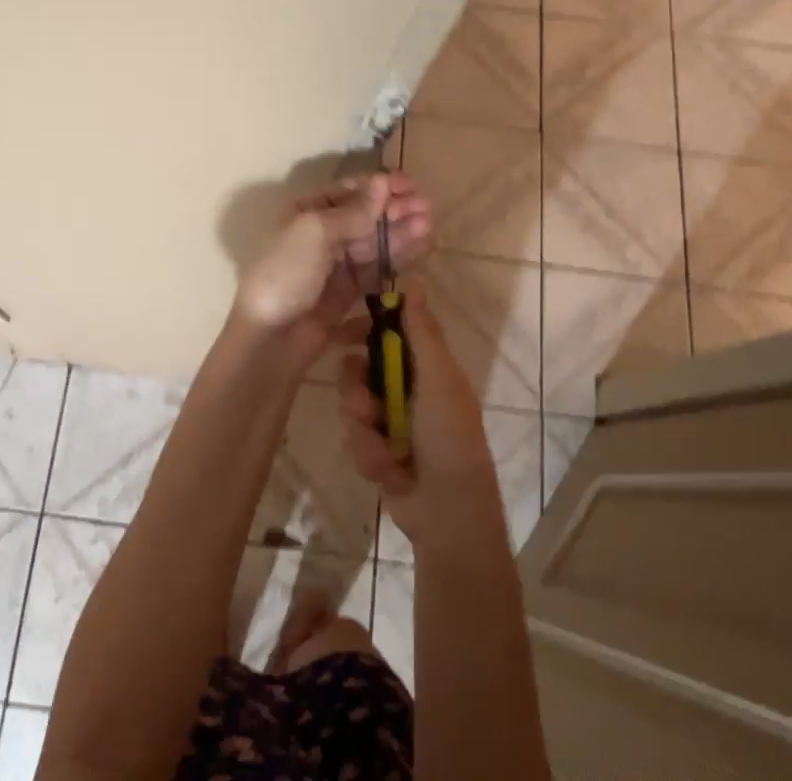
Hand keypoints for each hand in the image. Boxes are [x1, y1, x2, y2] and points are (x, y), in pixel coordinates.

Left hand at [232, 173, 430, 359]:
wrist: (270, 335)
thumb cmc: (286, 274)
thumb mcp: (315, 232)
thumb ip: (353, 210)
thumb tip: (383, 182)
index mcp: (304, 212)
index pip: (347, 191)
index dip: (378, 187)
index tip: (408, 186)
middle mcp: (320, 234)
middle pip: (364, 216)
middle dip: (394, 209)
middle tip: (425, 208)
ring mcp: (334, 264)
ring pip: (374, 241)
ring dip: (400, 231)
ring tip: (427, 225)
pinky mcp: (347, 291)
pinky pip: (376, 268)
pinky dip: (398, 257)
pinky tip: (421, 247)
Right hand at [338, 286, 505, 552]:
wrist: (447, 510)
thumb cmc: (449, 437)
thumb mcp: (437, 380)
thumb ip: (421, 332)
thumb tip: (414, 280)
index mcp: (427, 368)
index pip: (387, 333)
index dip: (364, 330)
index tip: (342, 334)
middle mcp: (406, 389)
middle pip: (359, 369)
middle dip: (356, 391)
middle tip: (365, 406)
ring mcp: (390, 422)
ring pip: (351, 407)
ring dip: (363, 430)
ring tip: (384, 449)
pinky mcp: (377, 450)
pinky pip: (354, 439)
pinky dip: (369, 454)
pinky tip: (389, 471)